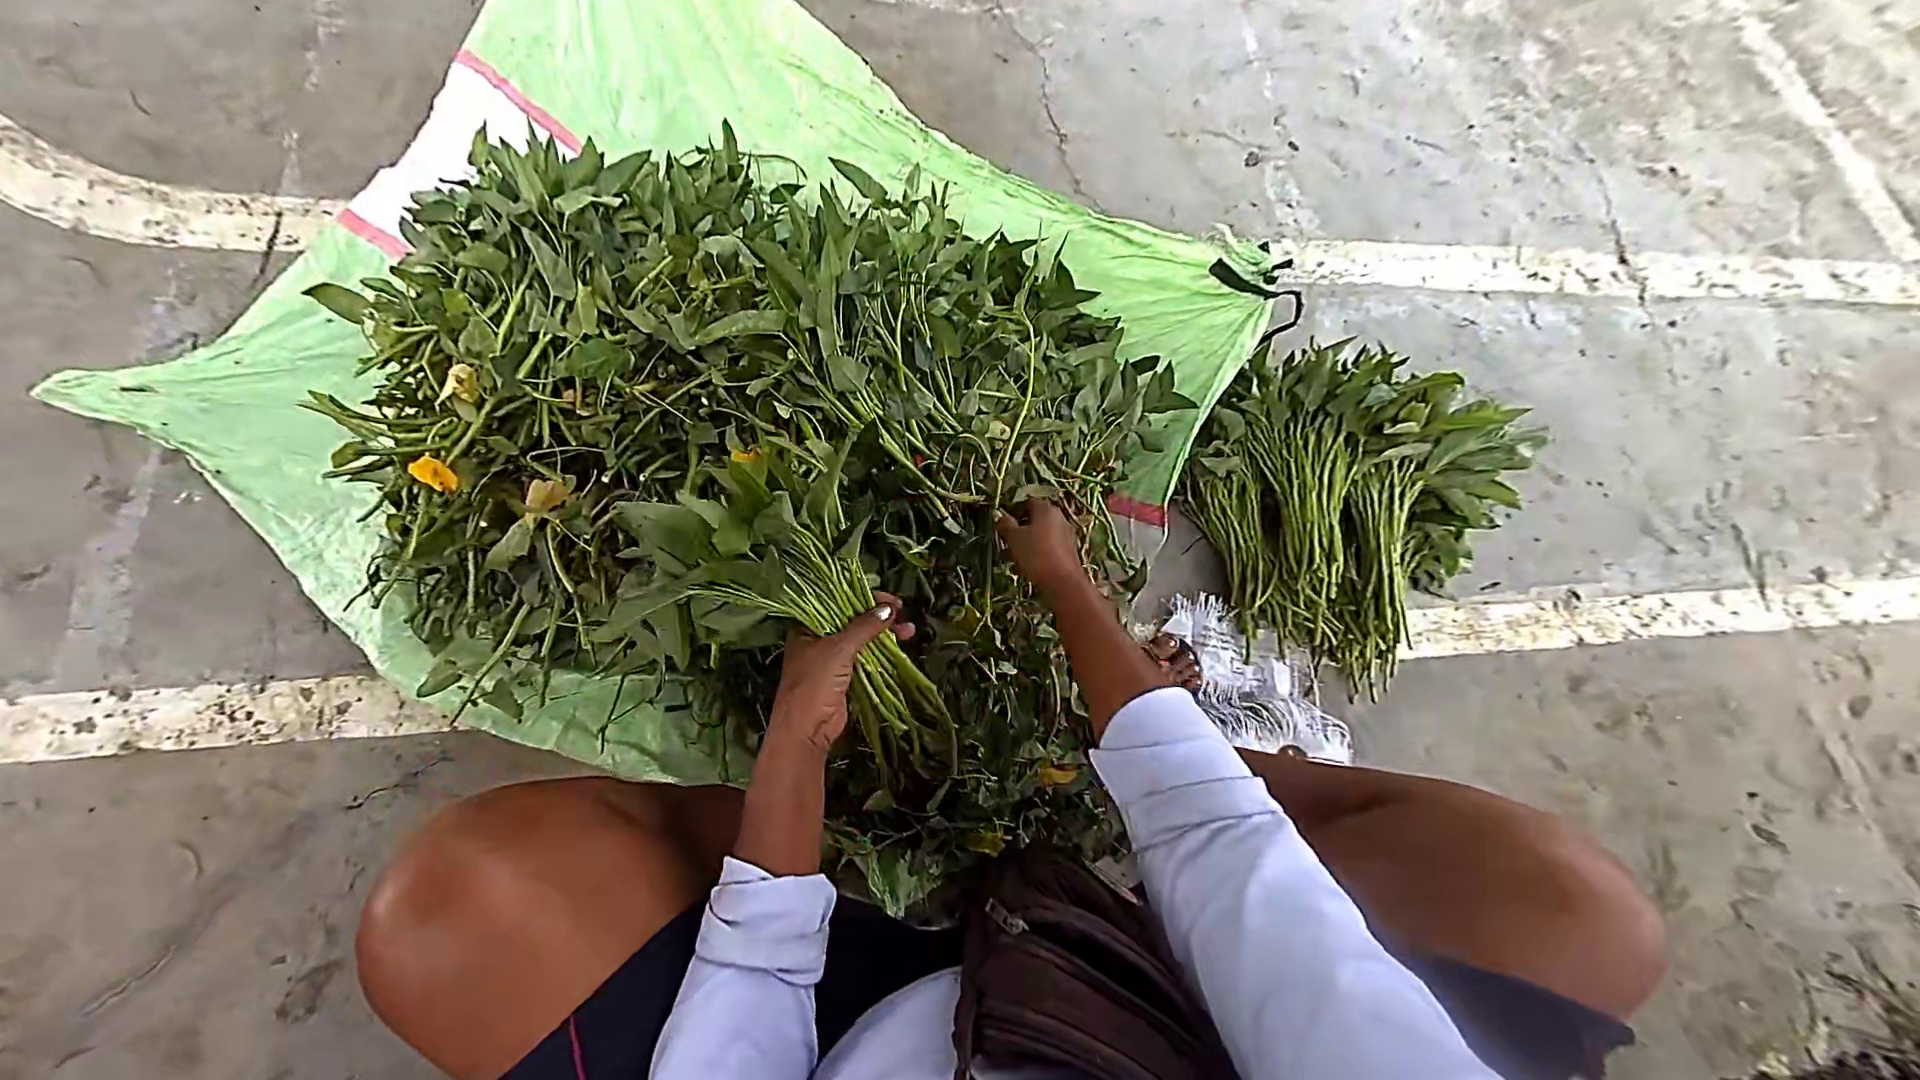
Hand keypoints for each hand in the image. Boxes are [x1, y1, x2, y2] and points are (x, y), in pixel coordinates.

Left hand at [767, 593, 913, 753]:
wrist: (806, 730)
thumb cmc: (814, 683)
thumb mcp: (839, 649)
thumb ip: (864, 626)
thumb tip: (888, 609)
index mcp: (807, 626)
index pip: (837, 600)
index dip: (863, 596)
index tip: (888, 598)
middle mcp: (818, 637)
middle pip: (852, 618)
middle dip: (878, 615)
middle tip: (901, 612)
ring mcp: (831, 657)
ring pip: (862, 637)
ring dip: (884, 633)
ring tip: (909, 630)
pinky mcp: (844, 674)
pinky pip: (866, 655)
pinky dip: (882, 650)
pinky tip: (900, 645)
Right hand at [995, 499, 1087, 594]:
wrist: (1062, 583)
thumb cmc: (1036, 554)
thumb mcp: (1014, 538)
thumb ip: (1005, 524)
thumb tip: (1000, 516)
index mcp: (1047, 509)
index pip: (1026, 503)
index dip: (1012, 512)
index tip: (1002, 525)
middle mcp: (1059, 518)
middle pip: (1034, 519)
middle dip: (1018, 530)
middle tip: (1005, 542)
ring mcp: (1066, 535)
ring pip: (1040, 535)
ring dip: (1025, 543)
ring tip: (1012, 557)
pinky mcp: (1068, 551)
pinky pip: (1047, 547)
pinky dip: (1036, 552)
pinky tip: (1027, 565)